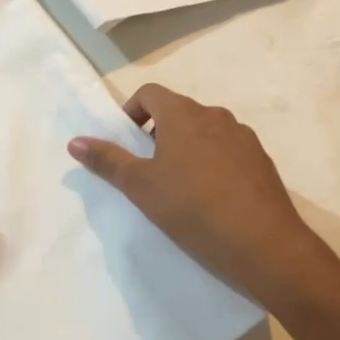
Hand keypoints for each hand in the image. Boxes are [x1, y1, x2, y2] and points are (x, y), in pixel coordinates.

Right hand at [69, 84, 311, 292]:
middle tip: (149, 171)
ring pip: (205, 132)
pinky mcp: (262, 162)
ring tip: (181, 188)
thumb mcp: (141, 187)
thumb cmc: (193, 209)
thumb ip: (107, 161)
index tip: (127, 144)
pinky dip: (213, 165)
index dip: (131, 112)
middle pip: (178, 112)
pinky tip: (212, 200)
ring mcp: (244, 138)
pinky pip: (228, 152)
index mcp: (183, 114)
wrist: (265, 245)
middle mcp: (215, 116)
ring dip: (187, 149)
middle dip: (158, 134)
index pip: (149, 93)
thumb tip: (74, 141)